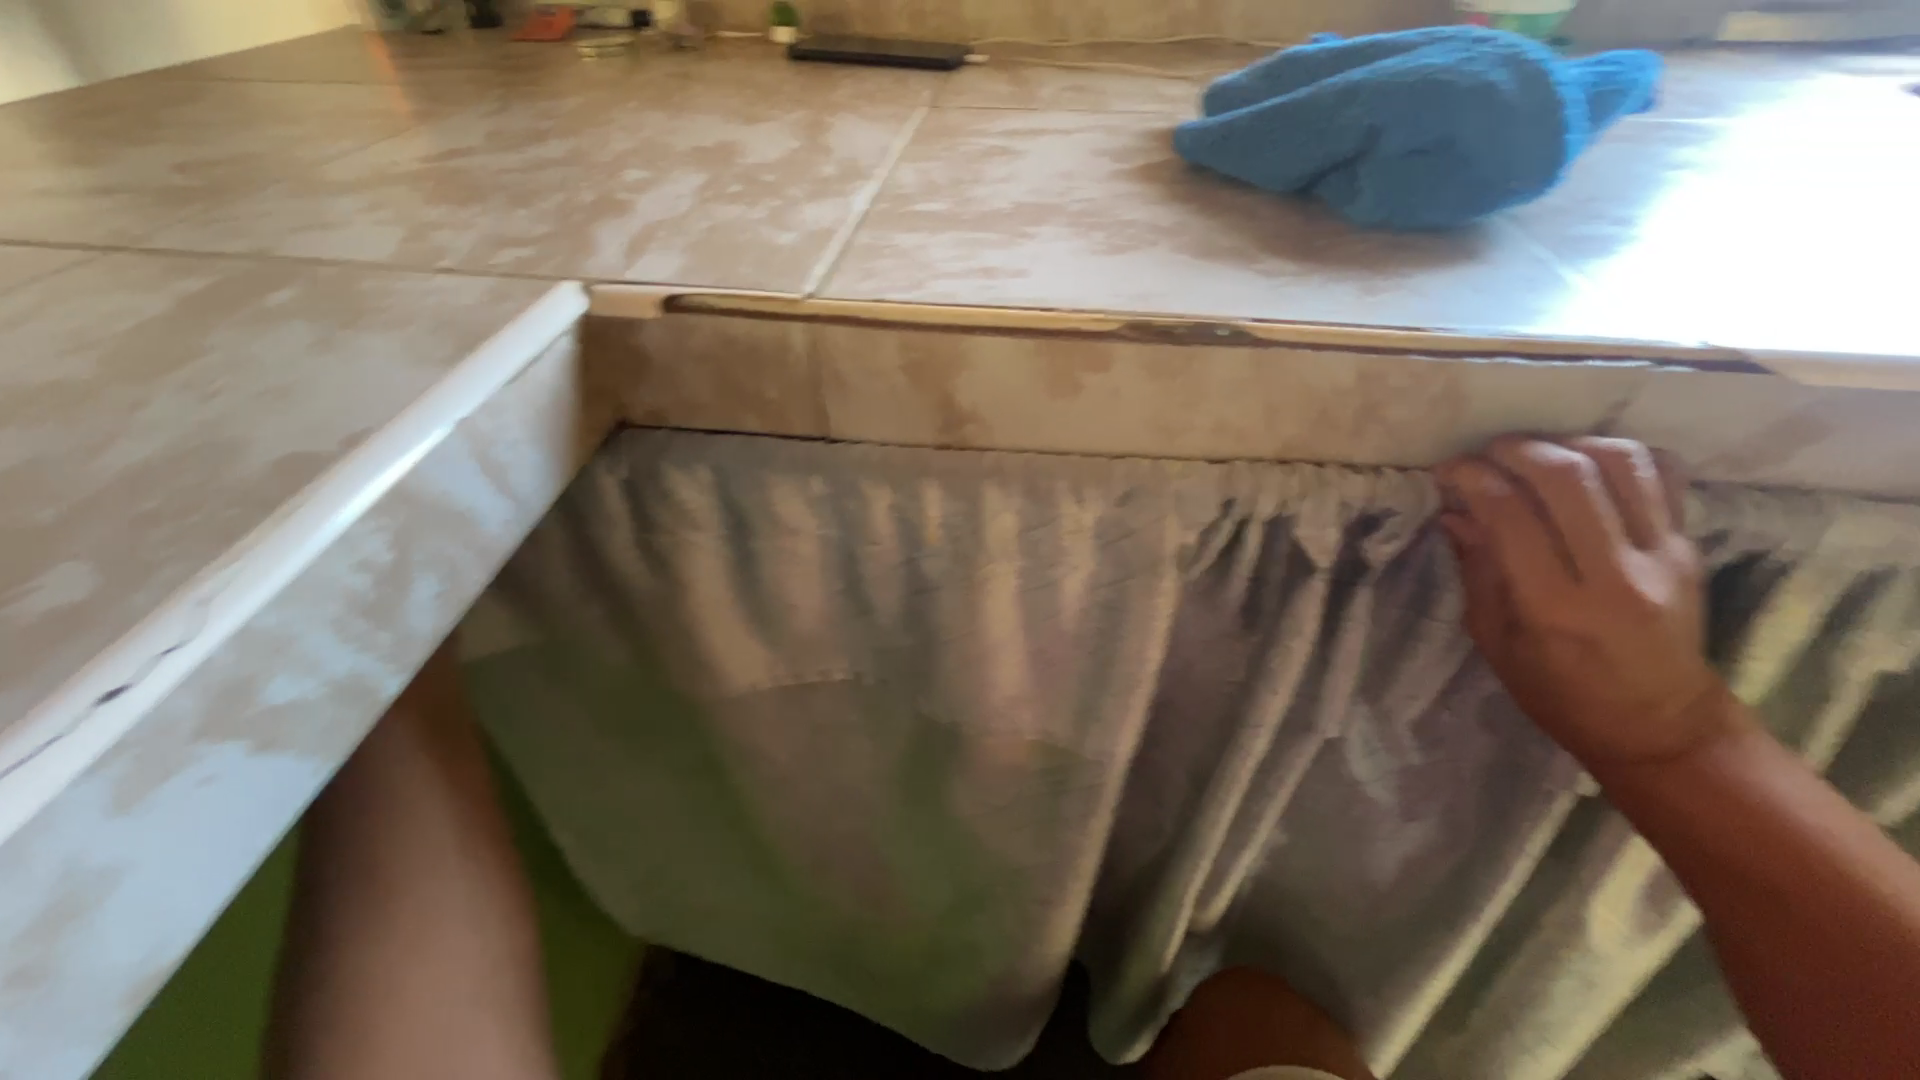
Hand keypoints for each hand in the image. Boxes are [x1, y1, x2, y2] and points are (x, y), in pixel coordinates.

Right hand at [1434, 436, 1735, 768]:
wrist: (1660, 726)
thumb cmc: (1559, 694)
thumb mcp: (1496, 642)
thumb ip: (1479, 570)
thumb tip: (1456, 512)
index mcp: (1555, 608)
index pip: (1511, 515)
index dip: (1472, 478)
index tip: (1448, 471)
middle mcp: (1615, 574)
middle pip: (1568, 476)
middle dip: (1516, 449)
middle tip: (1486, 453)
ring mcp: (1662, 556)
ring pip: (1621, 462)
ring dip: (1568, 443)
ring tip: (1536, 454)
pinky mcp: (1689, 546)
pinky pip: (1663, 474)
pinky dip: (1620, 454)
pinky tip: (1587, 464)